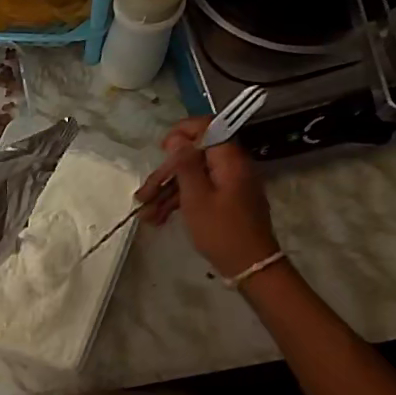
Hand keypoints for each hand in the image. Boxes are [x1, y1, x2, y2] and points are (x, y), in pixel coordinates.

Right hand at [134, 116, 280, 278]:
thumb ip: (185, 164)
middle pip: (193, 157)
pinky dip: (178, 201)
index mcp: (229, 160)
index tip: (162, 149)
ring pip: (192, 177)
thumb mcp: (196, 197)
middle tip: (144, 194)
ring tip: (145, 213)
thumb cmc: (221, 231)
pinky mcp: (225, 200)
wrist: (251, 267)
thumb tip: (177, 138)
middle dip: (165, 174)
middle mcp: (231, 167)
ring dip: (166, 192)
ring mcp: (228, 184)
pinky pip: (198, 191)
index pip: (207, 128)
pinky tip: (159, 218)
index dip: (182, 132)